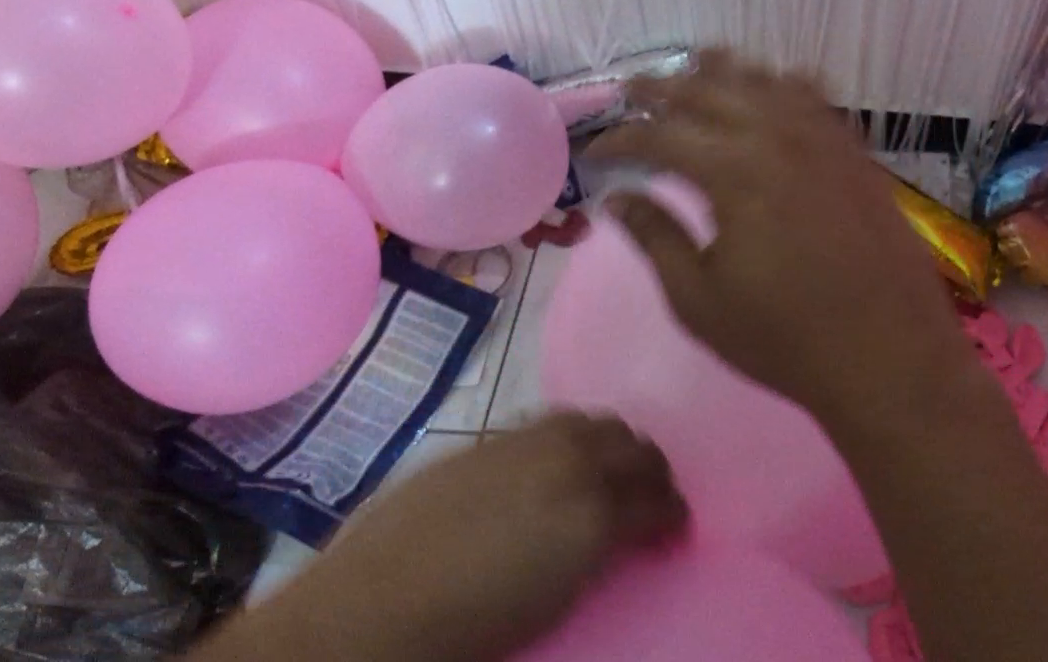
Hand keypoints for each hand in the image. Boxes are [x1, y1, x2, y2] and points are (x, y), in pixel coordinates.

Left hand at [191, 414, 685, 661]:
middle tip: (648, 499)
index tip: (674, 528)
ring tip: (605, 474)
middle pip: (636, 448)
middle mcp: (571, 462)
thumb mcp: (558, 600)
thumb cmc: (473, 627)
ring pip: (598, 423)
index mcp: (594, 512)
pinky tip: (558, 462)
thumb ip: (601, 550)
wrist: (373, 608)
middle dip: (651, 472)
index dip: (674, 515)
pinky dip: (573, 438)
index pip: (659, 500)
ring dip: (614, 446)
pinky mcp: (494, 436)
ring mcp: (531, 441)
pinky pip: (555, 421)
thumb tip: (620, 532)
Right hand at [588, 51, 973, 425]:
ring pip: (765, 81)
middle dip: (662, 88)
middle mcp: (779, 137)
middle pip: (710, 91)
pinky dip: (781, 85)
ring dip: (722, 72)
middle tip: (631, 91)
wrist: (888, 355)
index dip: (621, 140)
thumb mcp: (699, 300)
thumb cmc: (784, 338)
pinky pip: (814, 97)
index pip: (661, 136)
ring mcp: (825, 139)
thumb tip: (615, 198)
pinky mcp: (855, 153)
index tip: (595, 151)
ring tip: (693, 70)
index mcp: (733, 171)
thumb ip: (655, 238)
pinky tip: (770, 91)